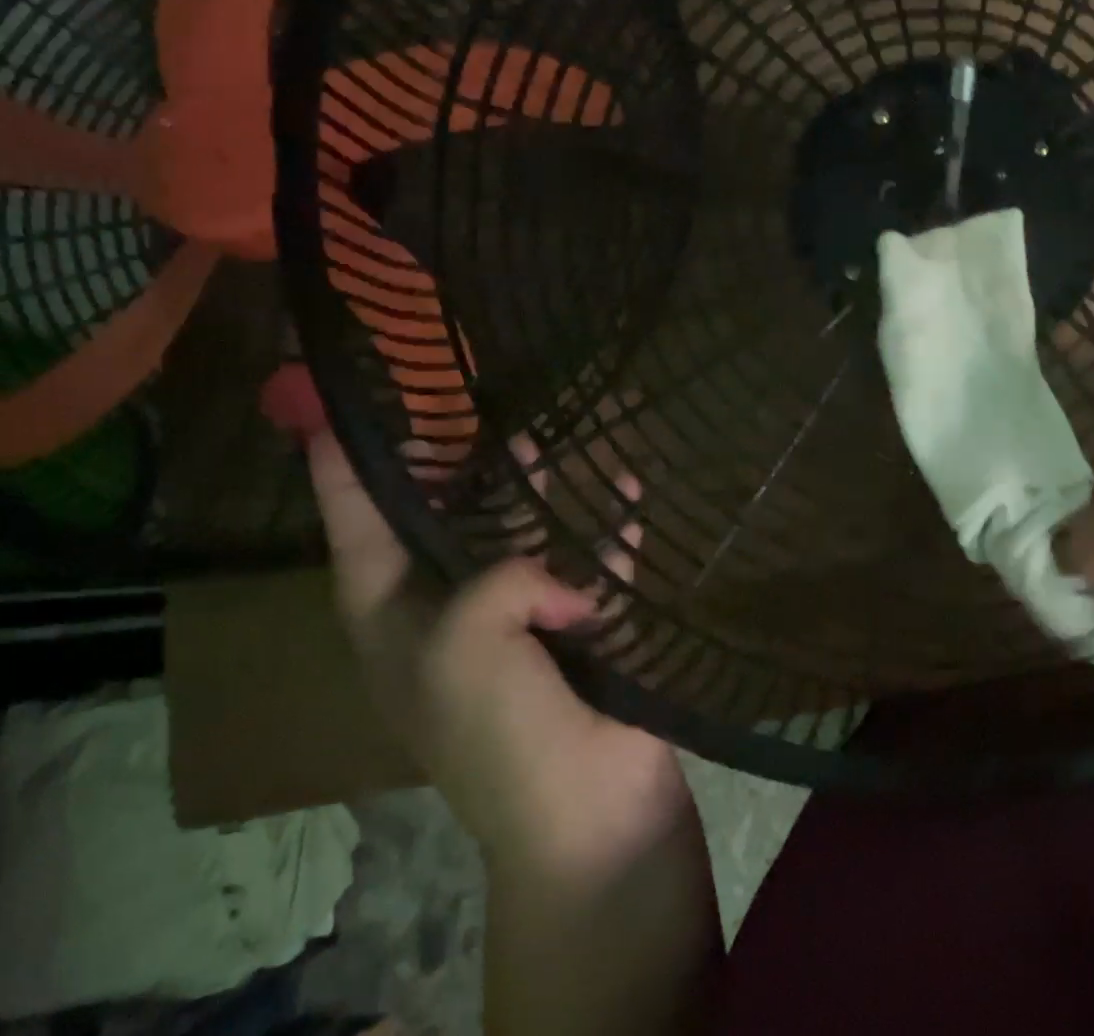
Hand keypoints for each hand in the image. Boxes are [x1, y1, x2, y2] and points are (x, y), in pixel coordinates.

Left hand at [309, 431, 688, 873]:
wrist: (590, 812)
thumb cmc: (502, 737)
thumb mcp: (464, 647)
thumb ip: (498, 578)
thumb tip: (567, 583)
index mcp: (396, 625)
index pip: (358, 533)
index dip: (343, 474)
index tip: (336, 411)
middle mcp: (455, 620)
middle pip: (450, 529)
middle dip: (459, 474)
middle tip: (473, 412)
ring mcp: (527, 628)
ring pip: (530, 543)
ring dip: (543, 498)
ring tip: (554, 442)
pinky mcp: (593, 636)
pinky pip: (600, 568)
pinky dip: (611, 535)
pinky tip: (627, 496)